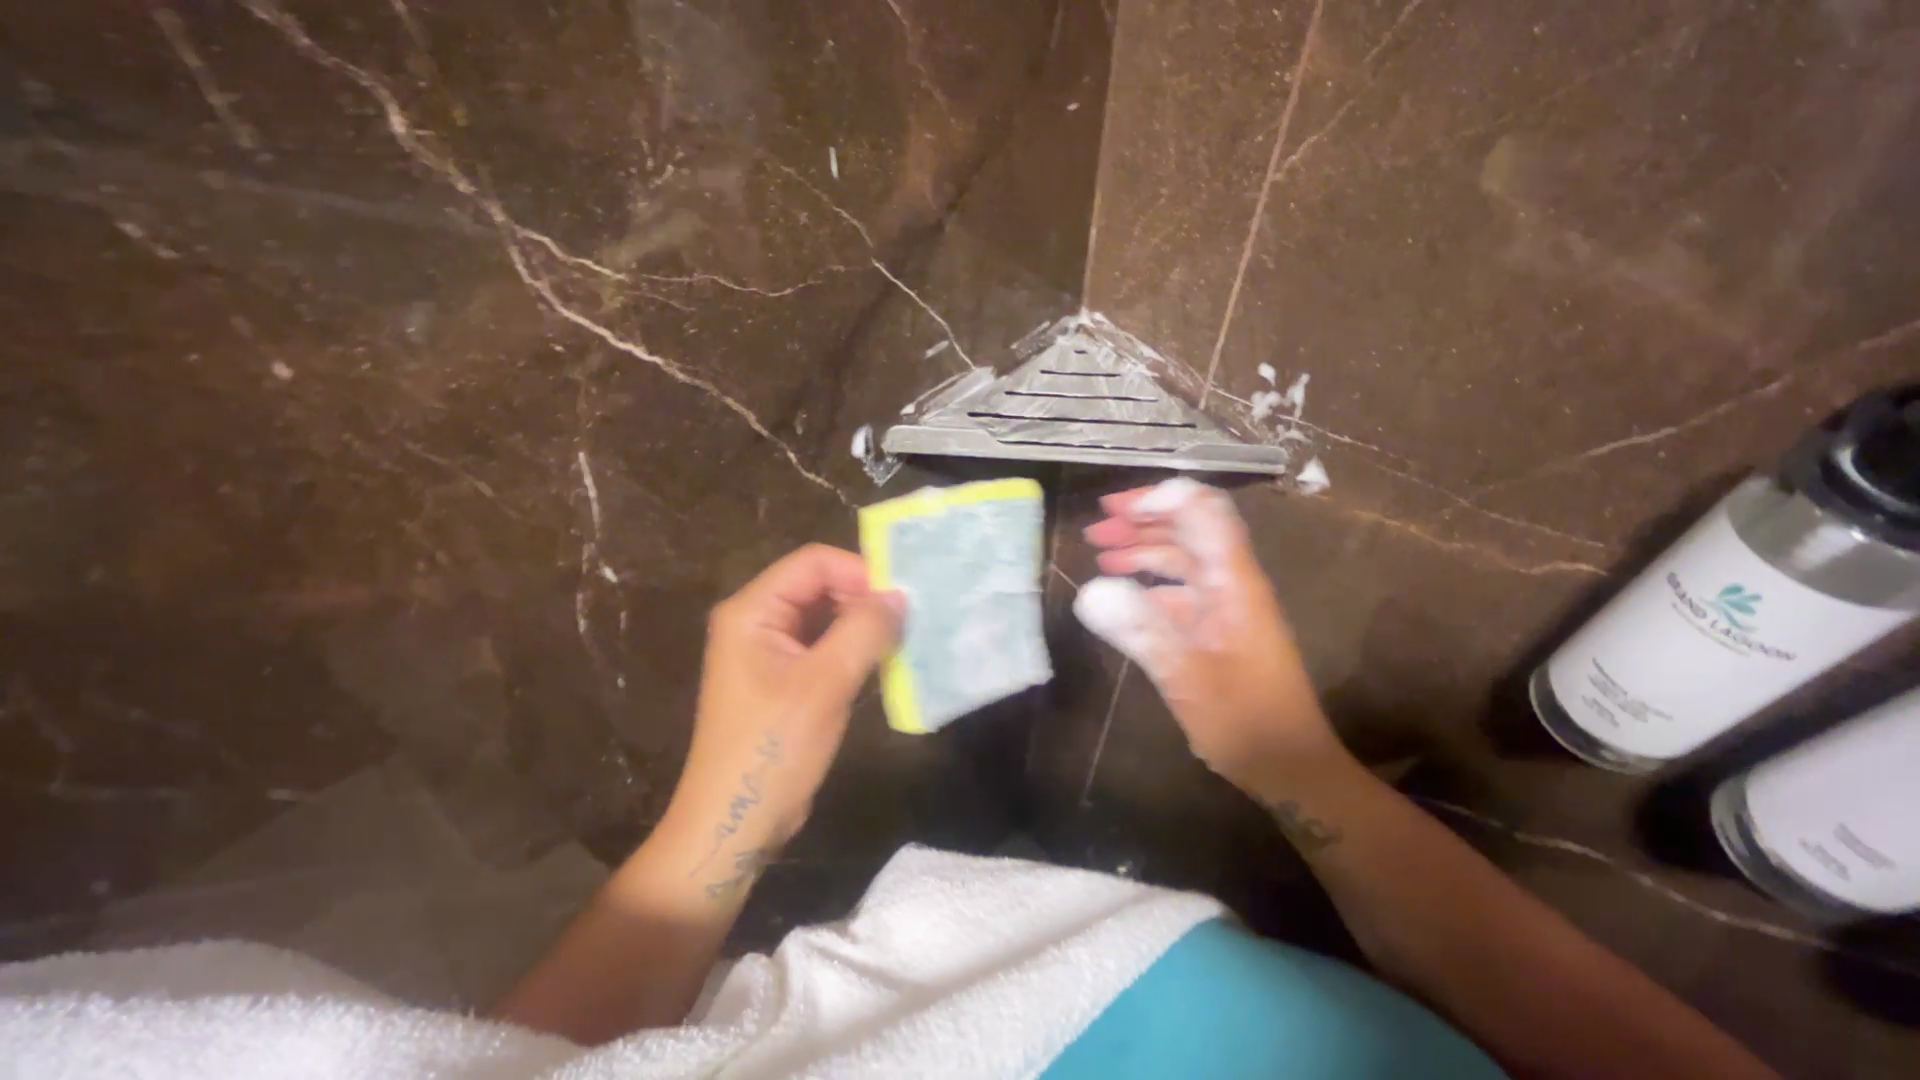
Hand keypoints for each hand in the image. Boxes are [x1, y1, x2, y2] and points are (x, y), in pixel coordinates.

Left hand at [670, 545, 903, 863]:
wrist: (734, 823)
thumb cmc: (773, 748)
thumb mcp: (824, 685)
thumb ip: (864, 631)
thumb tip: (899, 595)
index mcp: (751, 611)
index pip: (813, 562)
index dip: (859, 571)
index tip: (902, 598)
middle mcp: (756, 622)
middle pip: (818, 585)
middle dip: (863, 597)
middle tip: (909, 620)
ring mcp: (767, 653)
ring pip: (824, 618)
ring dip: (861, 625)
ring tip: (903, 639)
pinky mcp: (782, 682)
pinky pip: (822, 648)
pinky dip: (852, 649)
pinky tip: (882, 664)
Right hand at [1076, 478, 1345, 795]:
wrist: (1289, 766)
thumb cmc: (1244, 721)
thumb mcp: (1186, 677)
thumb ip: (1140, 630)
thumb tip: (1089, 590)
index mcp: (1233, 582)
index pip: (1204, 511)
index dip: (1161, 498)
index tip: (1116, 510)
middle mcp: (1232, 583)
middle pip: (1190, 529)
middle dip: (1143, 519)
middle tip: (1095, 527)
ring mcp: (1228, 606)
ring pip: (1185, 558)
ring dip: (1144, 548)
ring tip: (1100, 552)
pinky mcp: (1221, 630)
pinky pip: (1183, 590)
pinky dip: (1151, 583)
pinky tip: (1123, 595)